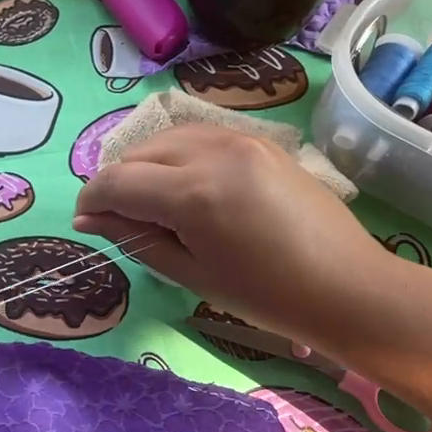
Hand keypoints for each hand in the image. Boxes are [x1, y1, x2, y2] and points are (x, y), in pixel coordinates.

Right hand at [72, 125, 390, 350]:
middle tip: (121, 221)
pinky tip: (186, 186)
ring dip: (147, 165)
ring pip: (166, 136)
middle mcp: (213, 152)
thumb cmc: (265, 296)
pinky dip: (178, 155)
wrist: (346, 286)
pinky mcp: (260, 141)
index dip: (91, 201)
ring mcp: (240, 139)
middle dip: (118, 183)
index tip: (84, 222)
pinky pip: (200, 135)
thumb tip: (90, 220)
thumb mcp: (190, 273)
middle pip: (138, 152)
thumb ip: (136, 238)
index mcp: (193, 193)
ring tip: (153, 203)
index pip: (117, 181)